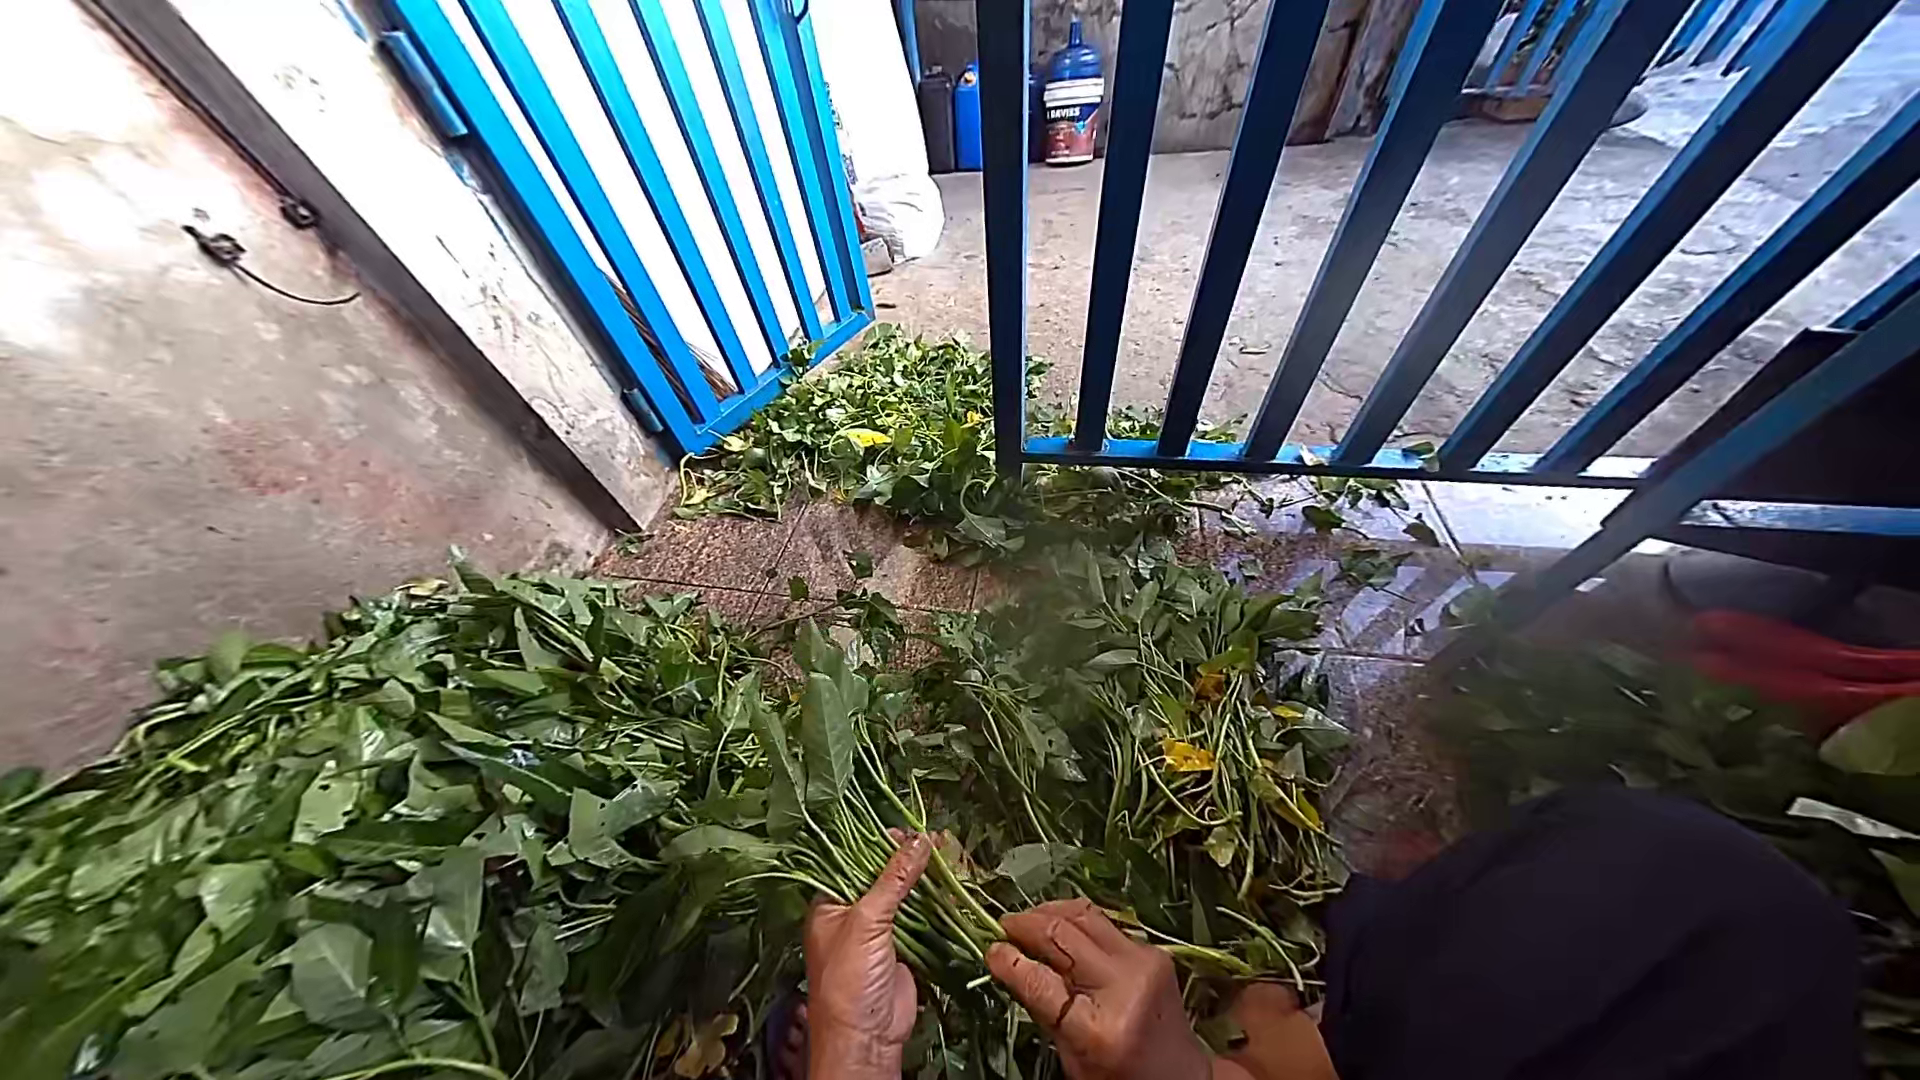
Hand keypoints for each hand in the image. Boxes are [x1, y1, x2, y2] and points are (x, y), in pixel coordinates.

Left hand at [803, 831, 932, 1079]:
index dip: (877, 842)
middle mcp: (852, 911)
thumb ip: (894, 878)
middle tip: (930, 836)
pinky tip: (948, 881)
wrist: (867, 1041)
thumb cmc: (850, 980)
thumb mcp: (868, 921)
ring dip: (922, 874)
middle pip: (881, 874)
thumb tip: (920, 839)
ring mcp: (878, 928)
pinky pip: (918, 913)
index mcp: (830, 903)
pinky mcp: (902, 943)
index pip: (853, 860)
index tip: (903, 827)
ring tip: (944, 850)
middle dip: (905, 856)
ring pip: (902, 892)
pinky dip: (933, 898)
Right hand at [987, 899, 1212, 1079]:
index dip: (1009, 960)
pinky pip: (1103, 921)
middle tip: (1004, 926)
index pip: (1040, 982)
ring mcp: (1142, 962)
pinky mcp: (1153, 949)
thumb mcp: (1072, 1058)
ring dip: (1049, 911)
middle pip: (1060, 933)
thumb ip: (1041, 1005)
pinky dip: (1075, 920)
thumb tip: (1004, 957)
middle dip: (1025, 924)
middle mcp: (1123, 987)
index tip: (991, 948)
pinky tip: (1061, 927)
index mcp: (1098, 1030)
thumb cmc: (1118, 1078)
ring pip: (1082, 913)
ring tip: (1028, 920)